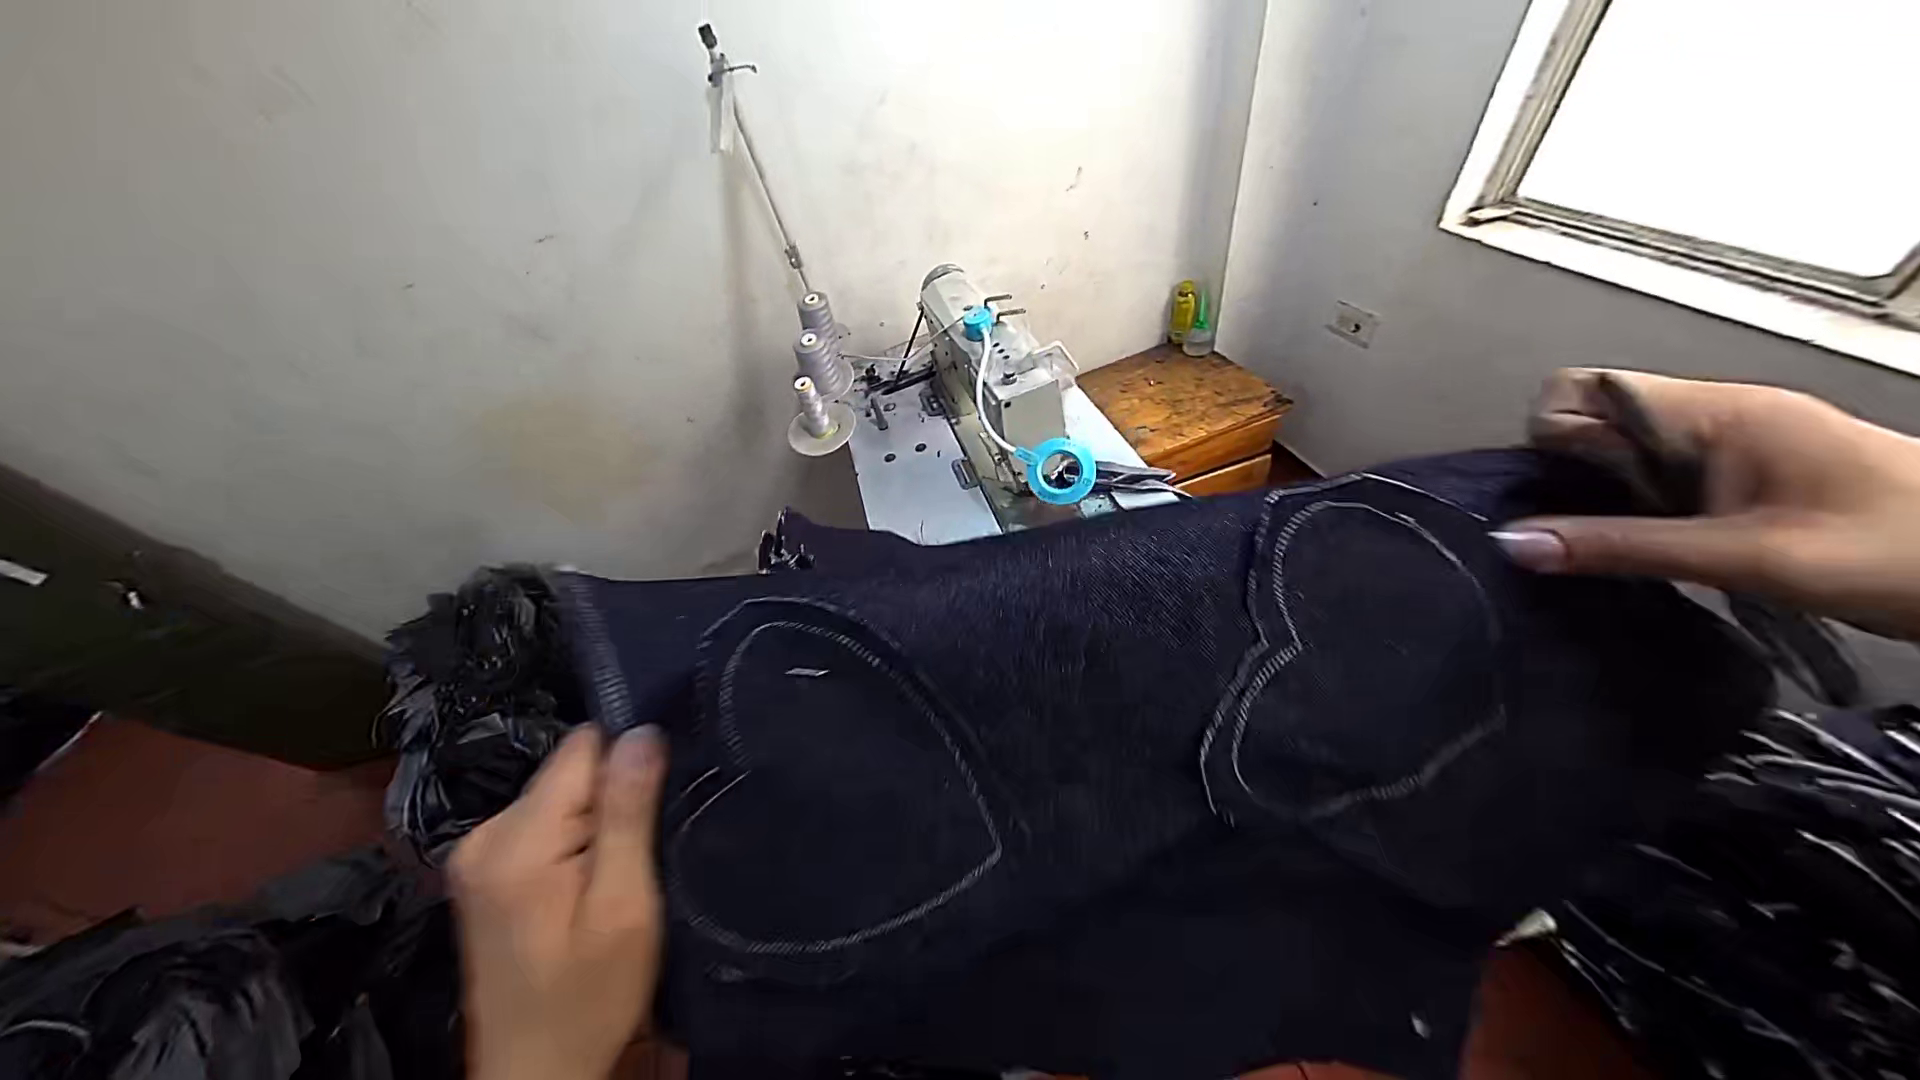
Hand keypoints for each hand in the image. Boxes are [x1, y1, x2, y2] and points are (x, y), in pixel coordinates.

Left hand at [449, 724, 669, 1079]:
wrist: (536, 1074)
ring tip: (625, 863)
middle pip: (574, 769)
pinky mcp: (489, 869)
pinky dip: (583, 835)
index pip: (584, 747)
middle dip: (616, 794)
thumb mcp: (623, 903)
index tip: (659, 796)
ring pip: (567, 792)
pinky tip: (598, 875)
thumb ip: (628, 812)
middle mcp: (485, 834)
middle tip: (642, 846)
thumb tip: (643, 731)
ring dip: (602, 817)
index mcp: (515, 839)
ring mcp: (480, 853)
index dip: (630, 761)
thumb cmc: (590, 996)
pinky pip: (552, 818)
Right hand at [1493, 368, 1919, 639]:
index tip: (1558, 492)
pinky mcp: (1736, 472)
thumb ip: (1619, 546)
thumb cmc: (1904, 555)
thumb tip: (1510, 541)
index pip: (1579, 389)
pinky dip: (1623, 506)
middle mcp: (1712, 415)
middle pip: (1588, 419)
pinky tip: (1643, 541)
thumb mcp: (1747, 557)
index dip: (1549, 435)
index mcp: (1715, 412)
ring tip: (1613, 542)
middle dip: (1563, 471)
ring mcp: (1726, 442)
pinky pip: (1644, 474)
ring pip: (1612, 450)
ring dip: (1594, 494)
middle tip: (1584, 528)